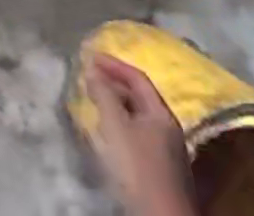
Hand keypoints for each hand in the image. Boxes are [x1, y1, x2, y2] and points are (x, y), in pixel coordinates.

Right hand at [85, 53, 196, 215]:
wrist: (160, 214)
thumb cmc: (137, 164)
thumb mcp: (115, 124)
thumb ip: (103, 93)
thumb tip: (92, 67)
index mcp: (160, 114)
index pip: (138, 78)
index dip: (114, 64)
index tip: (89, 54)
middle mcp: (166, 126)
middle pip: (139, 95)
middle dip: (113, 80)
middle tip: (87, 72)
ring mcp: (164, 145)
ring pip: (137, 112)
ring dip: (114, 99)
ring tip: (91, 94)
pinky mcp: (157, 160)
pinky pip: (136, 127)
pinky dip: (119, 117)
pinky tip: (105, 123)